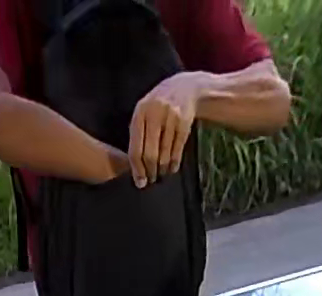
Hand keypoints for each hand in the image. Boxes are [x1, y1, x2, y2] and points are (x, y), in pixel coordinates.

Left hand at [128, 72, 202, 186]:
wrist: (185, 87)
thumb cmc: (159, 107)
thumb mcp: (144, 114)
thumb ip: (138, 136)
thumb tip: (135, 169)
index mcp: (140, 114)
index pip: (135, 149)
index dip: (137, 170)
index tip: (140, 182)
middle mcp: (154, 114)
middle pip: (150, 154)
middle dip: (150, 171)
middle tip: (151, 180)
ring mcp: (170, 117)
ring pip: (164, 155)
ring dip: (162, 169)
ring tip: (161, 174)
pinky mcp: (184, 122)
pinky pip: (177, 150)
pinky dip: (174, 163)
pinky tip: (172, 168)